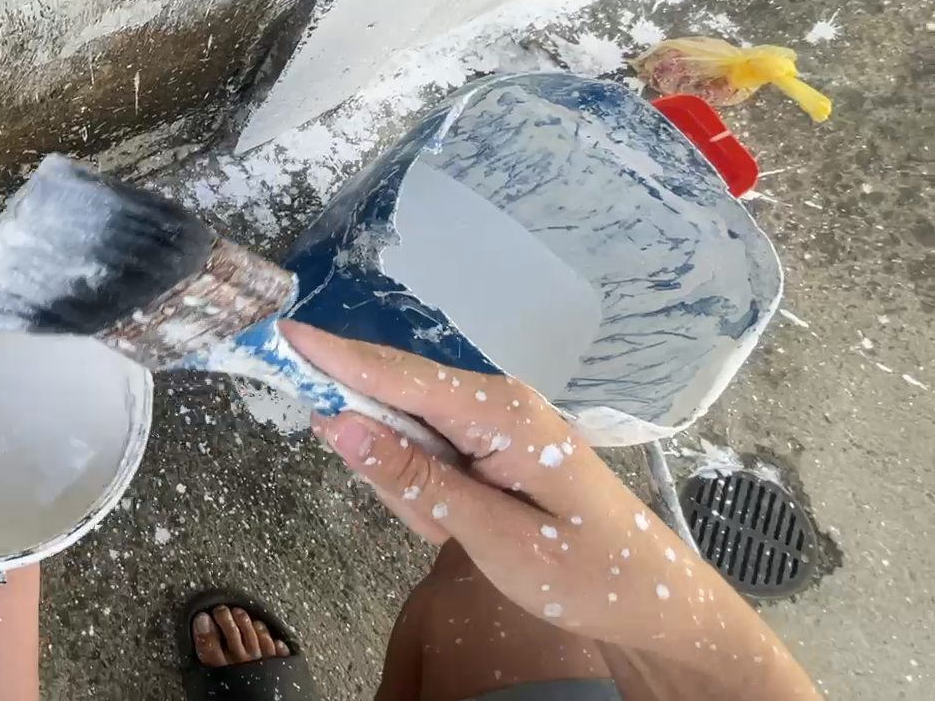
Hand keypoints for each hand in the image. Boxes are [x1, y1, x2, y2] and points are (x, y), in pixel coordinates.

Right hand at [285, 321, 813, 692]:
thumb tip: (336, 423)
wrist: (660, 605)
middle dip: (376, 447)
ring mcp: (482, 411)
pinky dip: (415, 480)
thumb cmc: (590, 576)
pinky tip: (454, 516)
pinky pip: (414, 440)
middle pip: (387, 392)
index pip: (394, 374)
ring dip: (402, 479)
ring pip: (395, 422)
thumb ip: (413, 478)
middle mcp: (487, 396)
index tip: (278, 333)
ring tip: (452, 530)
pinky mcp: (476, 430)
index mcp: (499, 412)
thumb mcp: (497, 539)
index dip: (332, 354)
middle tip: (426, 520)